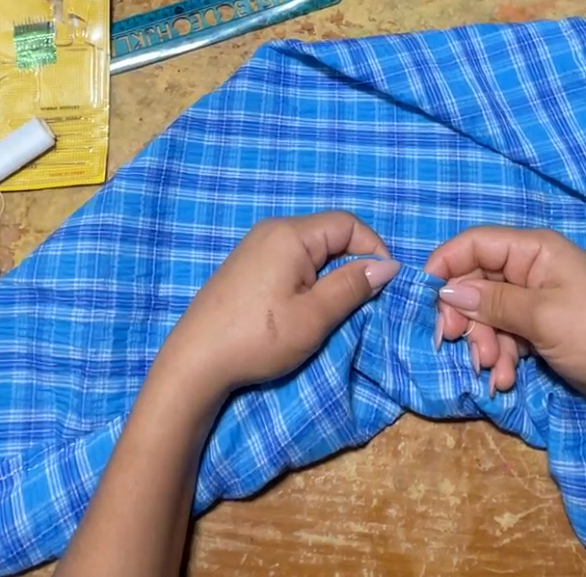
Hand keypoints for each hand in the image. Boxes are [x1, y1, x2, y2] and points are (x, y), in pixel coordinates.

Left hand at [156, 210, 401, 398]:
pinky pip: (291, 259)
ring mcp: (256, 246)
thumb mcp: (314, 316)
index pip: (348, 223)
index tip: (385, 285)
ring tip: (334, 309)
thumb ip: (353, 286)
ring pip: (311, 249)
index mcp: (290, 234)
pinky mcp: (247, 265)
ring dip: (331, 274)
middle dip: (353, 263)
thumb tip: (389, 266)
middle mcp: (272, 230)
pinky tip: (305, 308)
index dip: (373, 249)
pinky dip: (309, 278)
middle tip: (362, 302)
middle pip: (329, 233)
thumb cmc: (258, 338)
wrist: (195, 361)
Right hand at [425, 226, 585, 405]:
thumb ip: (491, 302)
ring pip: (490, 313)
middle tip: (458, 346)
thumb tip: (446, 291)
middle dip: (467, 317)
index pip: (473, 244)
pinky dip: (503, 355)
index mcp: (533, 249)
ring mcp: (539, 299)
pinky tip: (506, 379)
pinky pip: (509, 334)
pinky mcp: (545, 328)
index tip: (427, 301)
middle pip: (477, 282)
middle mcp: (532, 268)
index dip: (445, 267)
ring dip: (485, 343)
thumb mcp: (542, 316)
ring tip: (495, 372)